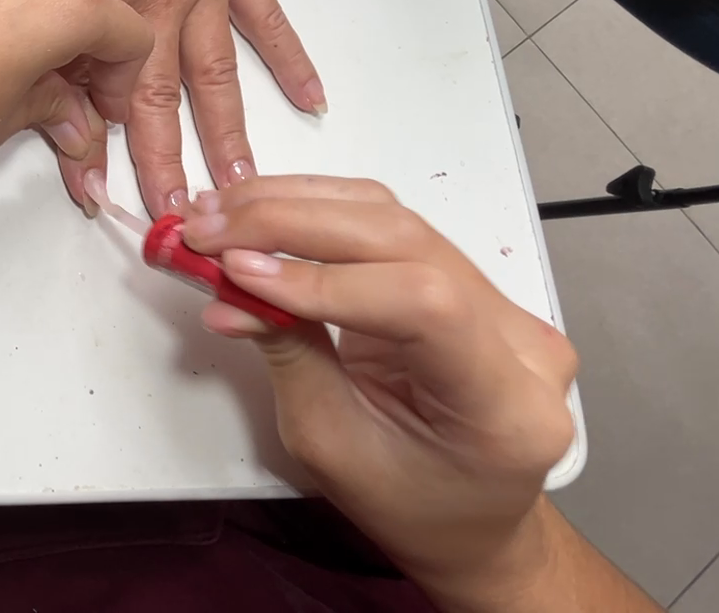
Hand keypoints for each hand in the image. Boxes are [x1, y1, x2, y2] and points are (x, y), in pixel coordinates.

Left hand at [35, 0, 324, 216]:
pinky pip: (265, 15)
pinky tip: (310, 100)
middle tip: (175, 219)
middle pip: (154, 95)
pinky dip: (288, 55)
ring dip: (225, 133)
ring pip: (212, 72)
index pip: (89, 86)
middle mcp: (154, 0)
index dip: (87, 147)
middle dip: (162, 161)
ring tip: (240, 188)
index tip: (90, 193)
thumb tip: (27, 68)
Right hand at [179, 176, 578, 598]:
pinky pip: (374, 218)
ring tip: (214, 212)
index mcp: (505, 403)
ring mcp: (491, 296)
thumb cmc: (402, 499)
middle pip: (398, 237)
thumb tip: (223, 289)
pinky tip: (251, 208)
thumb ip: (283, 351)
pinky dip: (302, 205)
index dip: (320, 279)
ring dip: (285, 202)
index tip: (232, 271)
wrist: (462, 515)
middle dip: (286, 223)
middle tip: (203, 229)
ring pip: (382, 212)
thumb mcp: (327, 439)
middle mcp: (515, 334)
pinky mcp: (453, 272)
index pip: (422, 304)